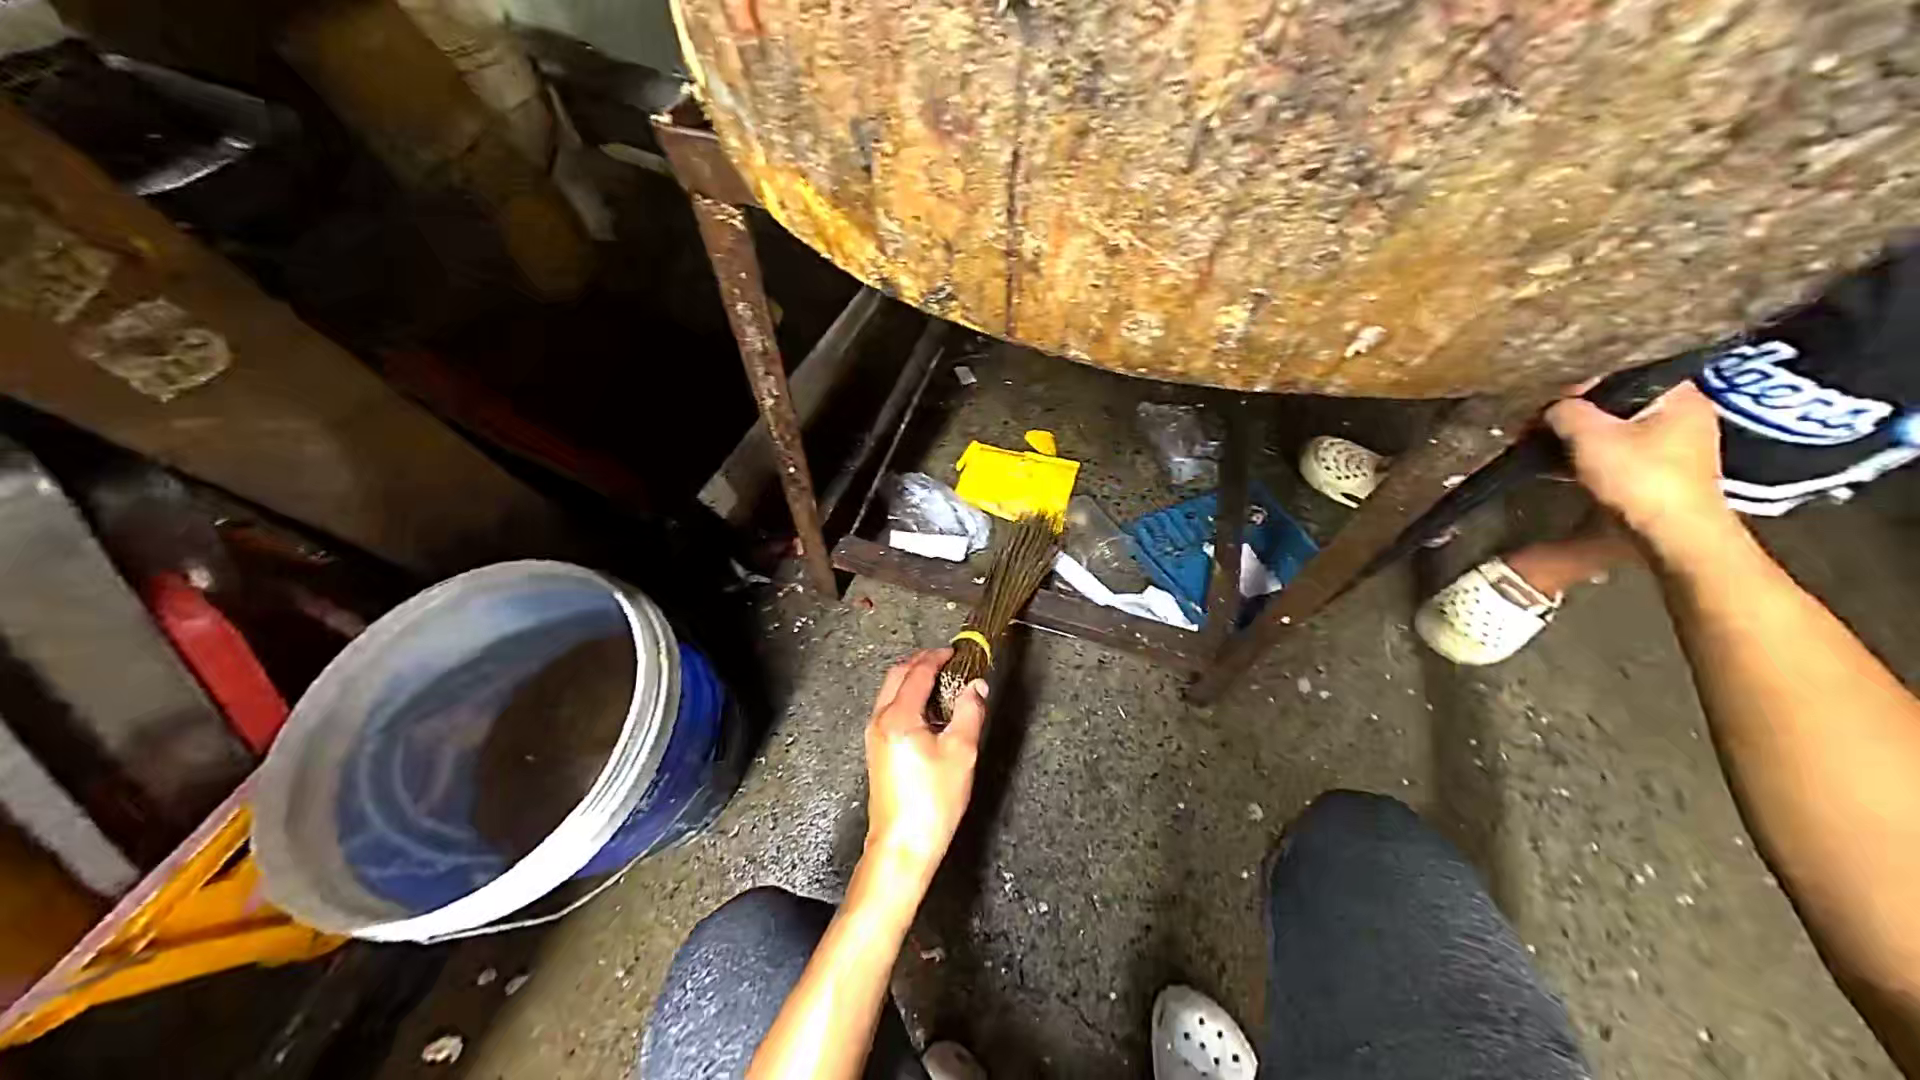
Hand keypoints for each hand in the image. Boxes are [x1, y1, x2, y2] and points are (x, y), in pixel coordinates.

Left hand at [863, 649, 987, 877]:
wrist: (903, 844)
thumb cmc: (931, 804)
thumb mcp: (962, 752)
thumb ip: (970, 711)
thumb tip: (976, 686)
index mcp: (899, 718)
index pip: (918, 672)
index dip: (938, 657)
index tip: (955, 652)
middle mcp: (880, 721)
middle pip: (897, 674)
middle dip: (921, 661)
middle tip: (946, 659)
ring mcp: (875, 736)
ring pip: (890, 690)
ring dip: (913, 678)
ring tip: (941, 680)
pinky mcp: (877, 749)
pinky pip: (889, 708)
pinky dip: (907, 696)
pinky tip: (928, 708)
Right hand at [1546, 382, 1737, 550]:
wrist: (1671, 532)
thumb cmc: (1637, 476)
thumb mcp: (1590, 436)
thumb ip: (1566, 412)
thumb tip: (1553, 408)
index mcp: (1678, 397)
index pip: (1620, 377)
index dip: (1579, 389)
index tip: (1549, 411)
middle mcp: (1686, 415)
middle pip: (1617, 405)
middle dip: (1577, 417)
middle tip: (1543, 431)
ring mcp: (1679, 445)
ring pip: (1617, 430)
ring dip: (1583, 439)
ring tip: (1550, 450)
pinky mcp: (1666, 471)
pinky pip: (1622, 452)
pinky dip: (1594, 457)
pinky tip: (1570, 468)